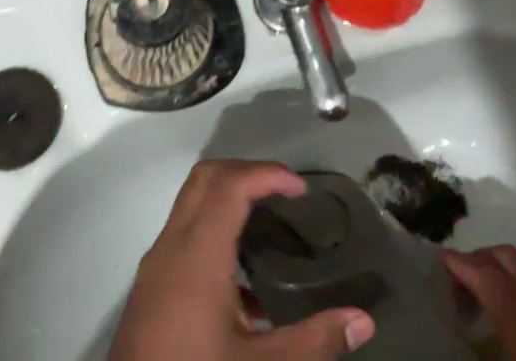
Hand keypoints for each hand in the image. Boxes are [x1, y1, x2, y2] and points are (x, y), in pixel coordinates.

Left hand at [110, 160, 376, 358]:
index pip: (229, 184)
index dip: (267, 174)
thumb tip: (363, 321)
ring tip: (272, 223)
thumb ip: (311, 342)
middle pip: (205, 178)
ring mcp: (157, 263)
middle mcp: (171, 246)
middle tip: (286, 194)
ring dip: (229, 197)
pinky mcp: (153, 283)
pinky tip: (247, 275)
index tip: (301, 189)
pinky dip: (215, 227)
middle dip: (247, 172)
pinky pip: (185, 232)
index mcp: (197, 255)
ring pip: (191, 202)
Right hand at [441, 245, 515, 359]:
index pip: (479, 271)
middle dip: (479, 258)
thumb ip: (481, 352)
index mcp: (515, 308)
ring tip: (489, 301)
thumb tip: (446, 348)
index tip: (436, 258)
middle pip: (504, 257)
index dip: (455, 262)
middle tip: (459, 281)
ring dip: (505, 274)